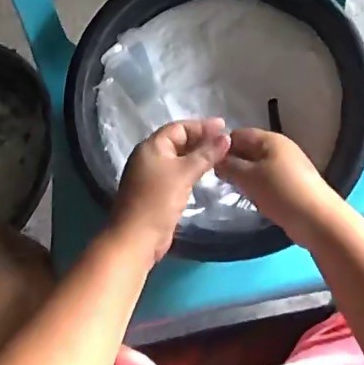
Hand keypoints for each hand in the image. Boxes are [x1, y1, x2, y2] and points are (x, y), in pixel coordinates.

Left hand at [109, 118, 230, 260]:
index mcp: (151, 147)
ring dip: (198, 155)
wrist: (137, 238)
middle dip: (201, 140)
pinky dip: (192, 170)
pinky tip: (206, 174)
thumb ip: (205, 154)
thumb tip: (226, 138)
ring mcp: (152, 175)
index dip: (202, 126)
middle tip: (226, 141)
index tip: (224, 127)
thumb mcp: (184, 173)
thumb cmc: (158, 200)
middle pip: (178, 141)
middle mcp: (149, 157)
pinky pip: (178, 173)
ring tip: (221, 155)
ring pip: (179, 158)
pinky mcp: (157, 192)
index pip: (178, 128)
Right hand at [214, 128, 337, 240]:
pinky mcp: (293, 184)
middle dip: (233, 163)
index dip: (221, 147)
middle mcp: (281, 147)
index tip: (209, 164)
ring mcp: (289, 166)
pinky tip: (254, 199)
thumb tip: (216, 160)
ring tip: (235, 191)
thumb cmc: (281, 192)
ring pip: (257, 166)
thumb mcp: (248, 178)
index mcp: (270, 139)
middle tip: (219, 180)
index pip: (238, 134)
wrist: (319, 220)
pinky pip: (268, 179)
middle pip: (248, 149)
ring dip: (245, 177)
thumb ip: (229, 166)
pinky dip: (258, 187)